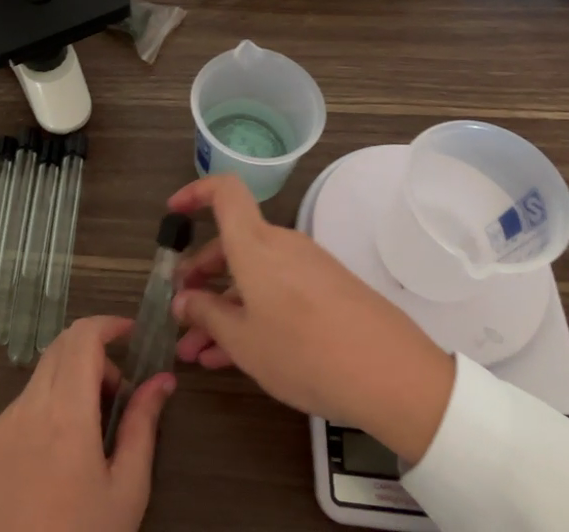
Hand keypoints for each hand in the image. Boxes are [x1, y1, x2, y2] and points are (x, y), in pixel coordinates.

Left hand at [0, 315, 174, 531]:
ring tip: (93, 431)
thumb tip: (163, 380)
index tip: (133, 334)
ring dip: (71, 380)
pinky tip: (60, 454)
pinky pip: (23, 403)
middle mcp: (28, 406)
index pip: (82, 338)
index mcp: (65, 413)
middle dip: (94, 354)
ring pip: (41, 374)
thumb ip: (143, 426)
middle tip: (119, 395)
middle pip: (60, 347)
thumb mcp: (127, 489)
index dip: (109, 324)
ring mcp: (2, 421)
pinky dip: (48, 405)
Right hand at [168, 175, 454, 462]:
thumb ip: (206, 315)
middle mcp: (281, 246)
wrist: (395, 378)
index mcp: (255, 245)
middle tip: (181, 313)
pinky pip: (278, 291)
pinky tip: (236, 356)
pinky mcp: (330, 291)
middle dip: (200, 278)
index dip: (195, 194)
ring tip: (199, 352)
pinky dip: (253, 314)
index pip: (225, 191)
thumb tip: (182, 299)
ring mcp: (309, 268)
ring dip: (223, 308)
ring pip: (253, 276)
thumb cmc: (305, 353)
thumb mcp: (244, 341)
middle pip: (233, 244)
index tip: (172, 215)